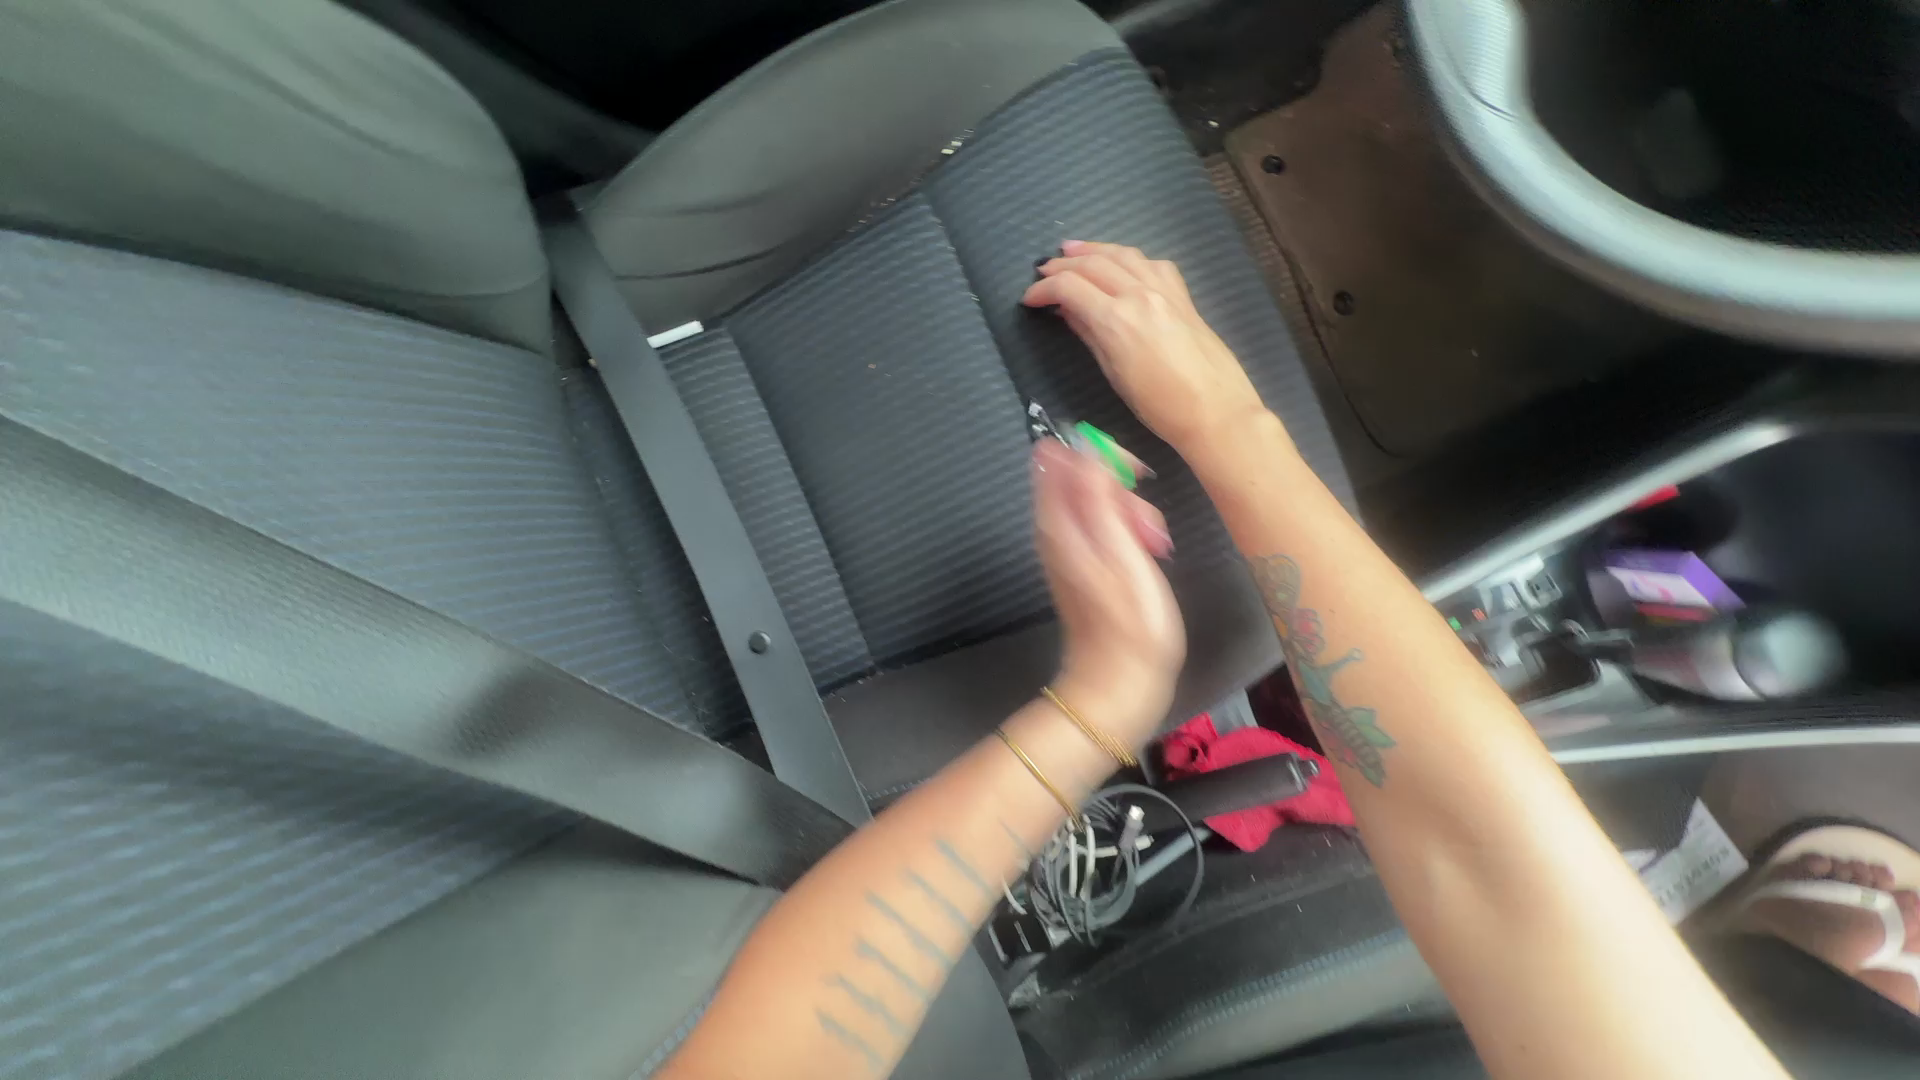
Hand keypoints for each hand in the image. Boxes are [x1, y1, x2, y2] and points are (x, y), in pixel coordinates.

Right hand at [1024, 240, 1271, 456]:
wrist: (1215, 410)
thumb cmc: (1159, 406)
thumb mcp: (1114, 374)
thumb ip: (1090, 336)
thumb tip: (1069, 312)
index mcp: (1116, 319)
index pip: (1070, 288)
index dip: (1043, 290)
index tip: (1028, 299)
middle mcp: (1138, 294)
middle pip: (1093, 264)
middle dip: (1063, 264)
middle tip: (1043, 270)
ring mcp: (1163, 291)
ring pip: (1122, 254)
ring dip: (1093, 250)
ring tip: (1073, 250)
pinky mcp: (1182, 295)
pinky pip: (1151, 264)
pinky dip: (1128, 259)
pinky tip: (1120, 264)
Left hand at [1031, 437, 1185, 747]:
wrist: (1119, 684)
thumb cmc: (1130, 625)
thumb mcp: (1122, 551)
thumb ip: (1098, 496)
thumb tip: (1082, 446)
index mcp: (1059, 522)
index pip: (1060, 455)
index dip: (1100, 453)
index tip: (1134, 476)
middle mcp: (1056, 529)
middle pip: (1084, 477)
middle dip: (1123, 489)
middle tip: (1147, 526)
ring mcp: (1070, 547)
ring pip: (1100, 503)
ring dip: (1133, 514)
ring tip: (1154, 548)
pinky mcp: (1087, 564)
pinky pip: (1106, 528)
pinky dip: (1130, 534)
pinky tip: (1148, 557)